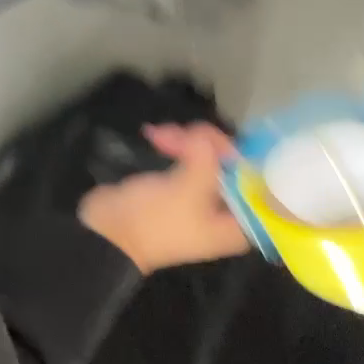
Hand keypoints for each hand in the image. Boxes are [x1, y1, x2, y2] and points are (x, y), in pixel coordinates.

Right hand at [78, 122, 249, 273]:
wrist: (109, 231)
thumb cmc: (154, 220)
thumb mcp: (185, 193)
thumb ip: (204, 162)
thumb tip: (206, 136)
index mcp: (238, 221)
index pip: (254, 179)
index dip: (237, 153)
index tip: (210, 137)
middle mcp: (225, 209)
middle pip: (229, 163)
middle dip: (204, 143)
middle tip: (177, 132)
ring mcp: (200, 195)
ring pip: (206, 156)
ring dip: (184, 140)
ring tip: (158, 135)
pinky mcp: (177, 185)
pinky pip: (186, 157)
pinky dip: (174, 144)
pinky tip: (154, 136)